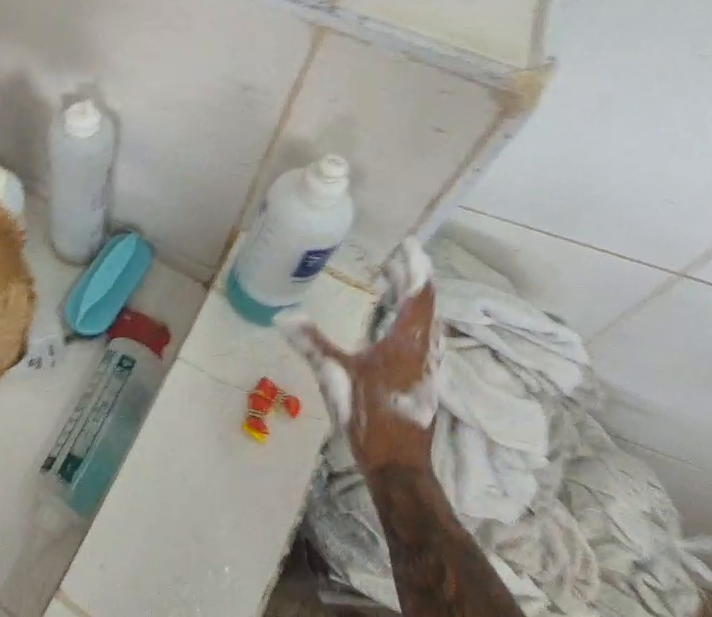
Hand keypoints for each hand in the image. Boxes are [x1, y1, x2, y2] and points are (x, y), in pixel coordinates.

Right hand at [284, 238, 440, 472]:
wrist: (397, 465)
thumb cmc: (370, 416)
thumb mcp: (335, 375)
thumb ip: (311, 344)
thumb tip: (283, 317)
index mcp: (408, 343)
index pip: (419, 295)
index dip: (416, 268)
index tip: (409, 245)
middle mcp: (424, 350)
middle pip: (426, 305)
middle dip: (412, 279)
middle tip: (395, 258)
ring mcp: (428, 367)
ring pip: (428, 323)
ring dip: (415, 299)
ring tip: (396, 283)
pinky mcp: (424, 381)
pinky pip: (423, 338)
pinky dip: (413, 318)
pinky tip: (396, 325)